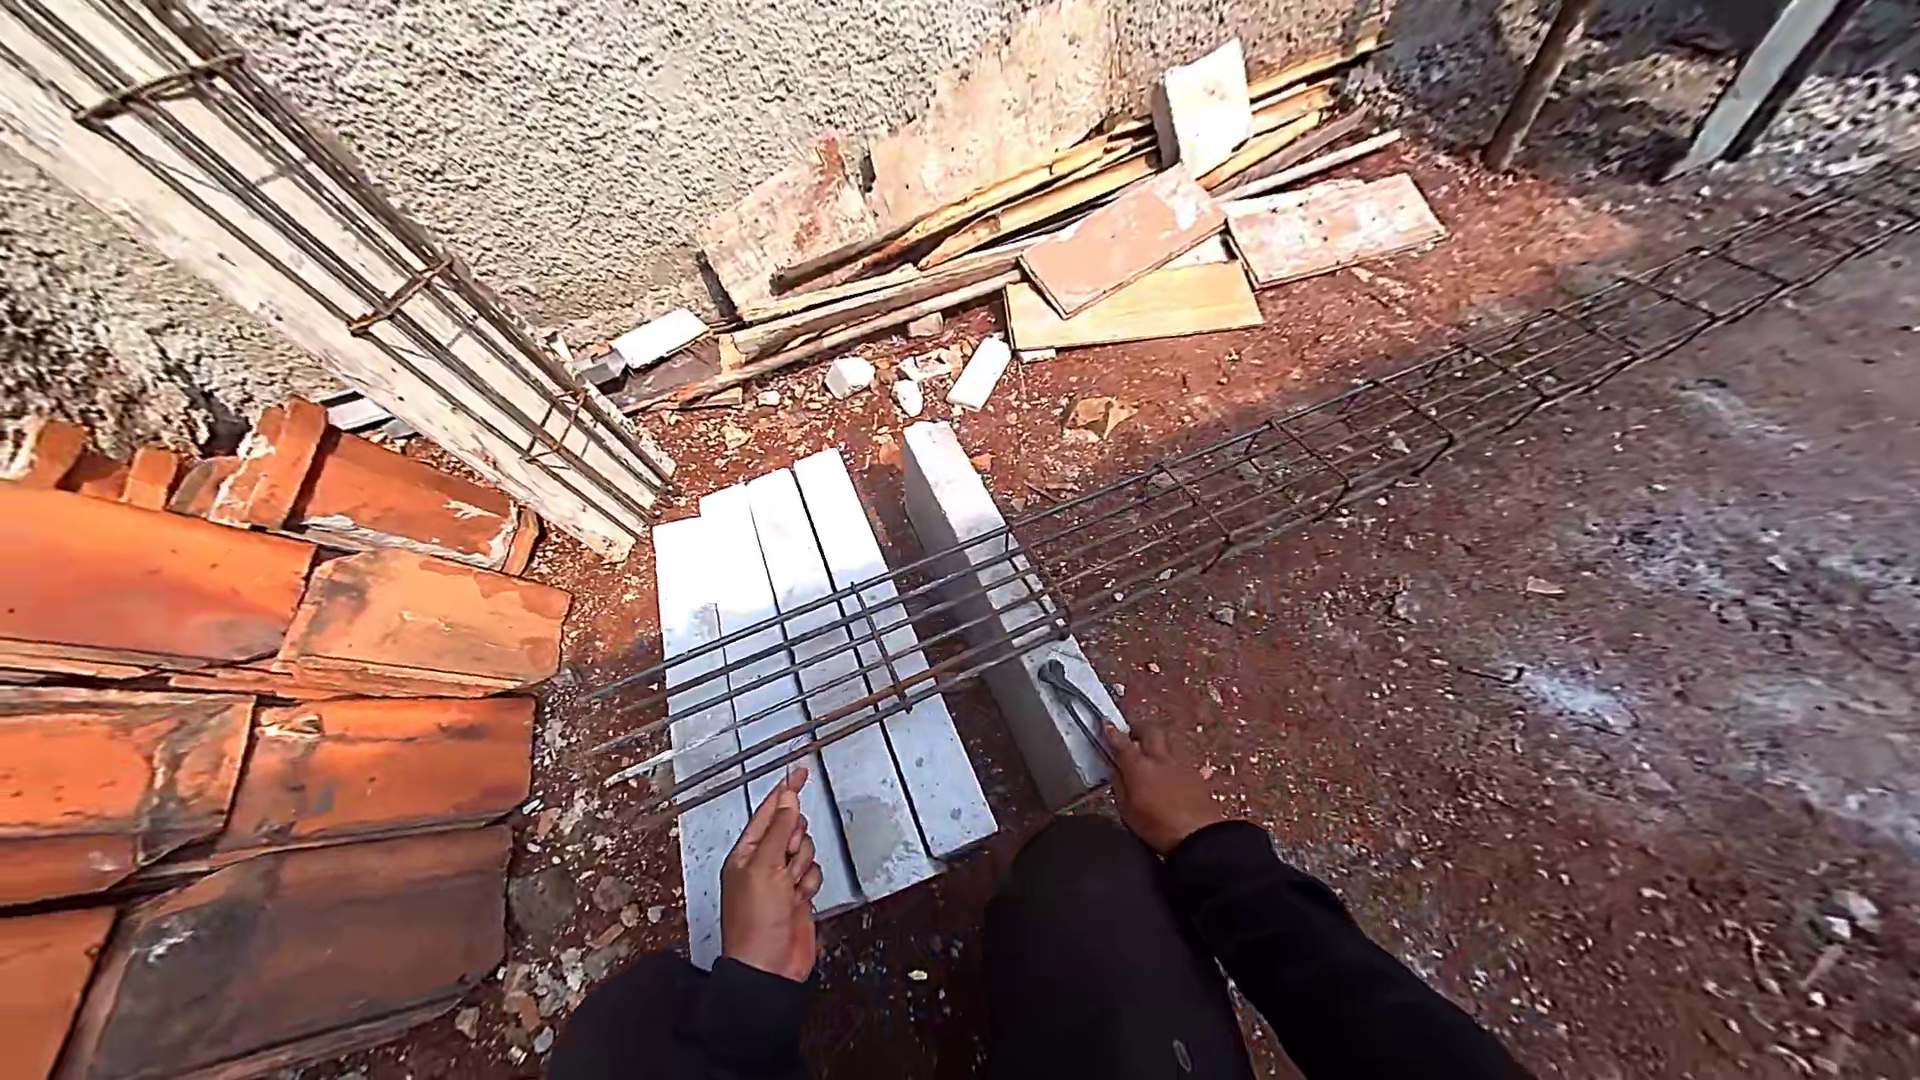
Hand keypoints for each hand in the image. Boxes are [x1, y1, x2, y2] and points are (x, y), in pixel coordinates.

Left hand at [720, 767, 822, 981]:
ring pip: (805, 849)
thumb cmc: (754, 924)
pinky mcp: (797, 893)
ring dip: (802, 866)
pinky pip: (814, 872)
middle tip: (787, 859)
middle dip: (795, 841)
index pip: (769, 811)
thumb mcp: (765, 868)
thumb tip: (788, 799)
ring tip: (789, 887)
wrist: (770, 968)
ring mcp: (780, 879)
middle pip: (791, 828)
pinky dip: (809, 883)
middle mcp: (762, 863)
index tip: (799, 773)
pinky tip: (798, 899)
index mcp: (746, 853)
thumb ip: (779, 829)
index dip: (786, 790)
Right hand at [1103, 717, 1221, 854]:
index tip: (1106, 724)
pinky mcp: (1196, 775)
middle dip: (1139, 727)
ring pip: (1168, 741)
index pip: (1121, 741)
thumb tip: (1115, 770)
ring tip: (1151, 752)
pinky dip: (1171, 760)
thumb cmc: (1158, 827)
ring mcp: (1181, 765)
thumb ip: (1119, 785)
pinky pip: (1180, 758)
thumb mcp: (1127, 810)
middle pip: (1150, 729)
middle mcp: (1160, 759)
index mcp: (1138, 766)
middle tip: (1132, 734)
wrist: (1200, 837)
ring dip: (1157, 741)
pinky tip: (1169, 773)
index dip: (1112, 731)